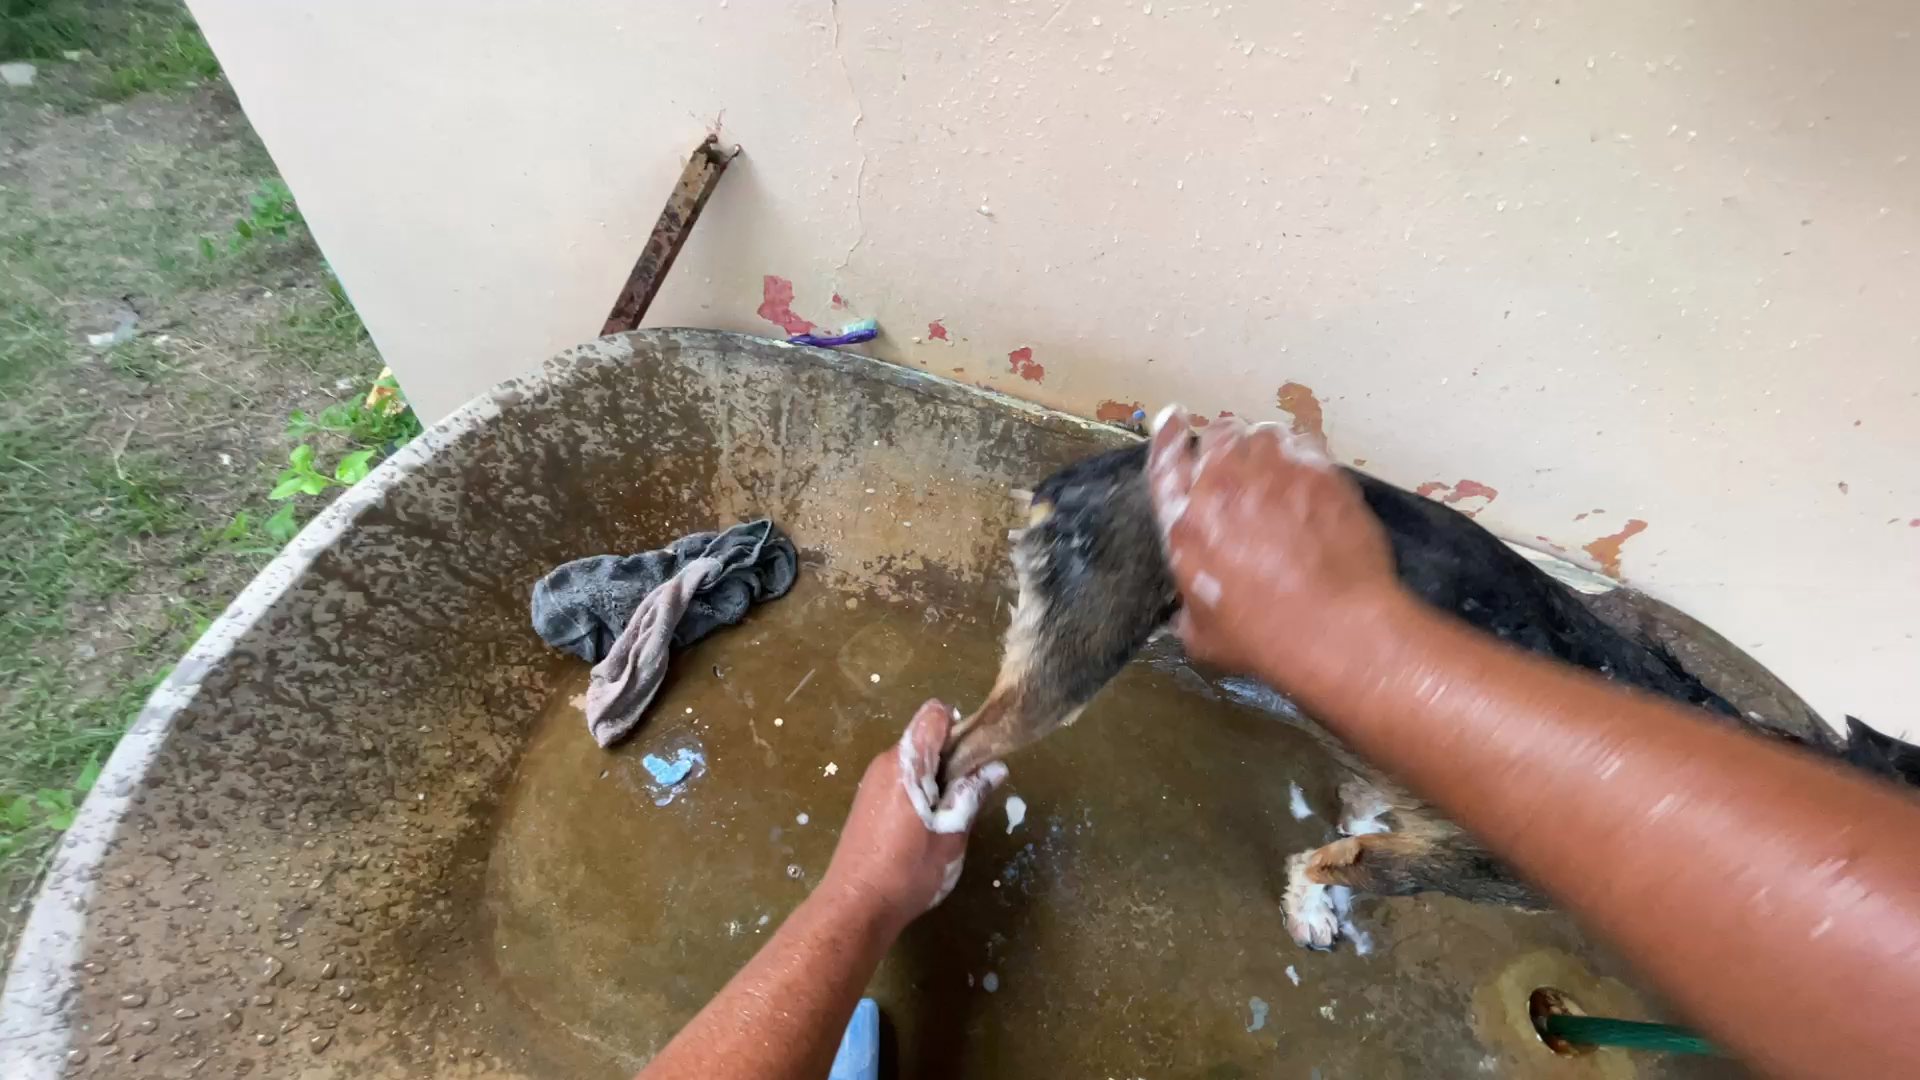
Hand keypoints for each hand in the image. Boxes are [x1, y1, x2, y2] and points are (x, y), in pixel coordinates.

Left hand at [821, 700, 1007, 933]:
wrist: (853, 907)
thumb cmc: (906, 872)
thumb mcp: (951, 836)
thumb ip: (972, 795)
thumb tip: (996, 766)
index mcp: (906, 763)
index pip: (935, 715)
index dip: (961, 726)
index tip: (977, 755)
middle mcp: (886, 762)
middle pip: (925, 736)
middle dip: (952, 756)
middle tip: (970, 792)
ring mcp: (873, 780)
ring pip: (914, 759)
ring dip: (937, 775)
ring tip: (950, 814)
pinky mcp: (868, 798)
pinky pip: (901, 776)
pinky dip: (920, 788)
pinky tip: (926, 824)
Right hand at [1146, 405, 1401, 682]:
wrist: (1335, 627)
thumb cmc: (1262, 636)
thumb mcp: (1202, 632)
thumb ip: (1188, 606)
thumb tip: (1189, 609)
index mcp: (1184, 523)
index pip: (1165, 461)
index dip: (1168, 434)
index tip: (1173, 418)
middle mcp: (1221, 486)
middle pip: (1216, 435)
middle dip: (1221, 442)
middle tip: (1235, 460)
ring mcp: (1273, 473)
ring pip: (1260, 433)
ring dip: (1261, 446)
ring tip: (1272, 466)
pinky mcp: (1319, 472)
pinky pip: (1303, 441)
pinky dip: (1299, 451)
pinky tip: (1306, 471)